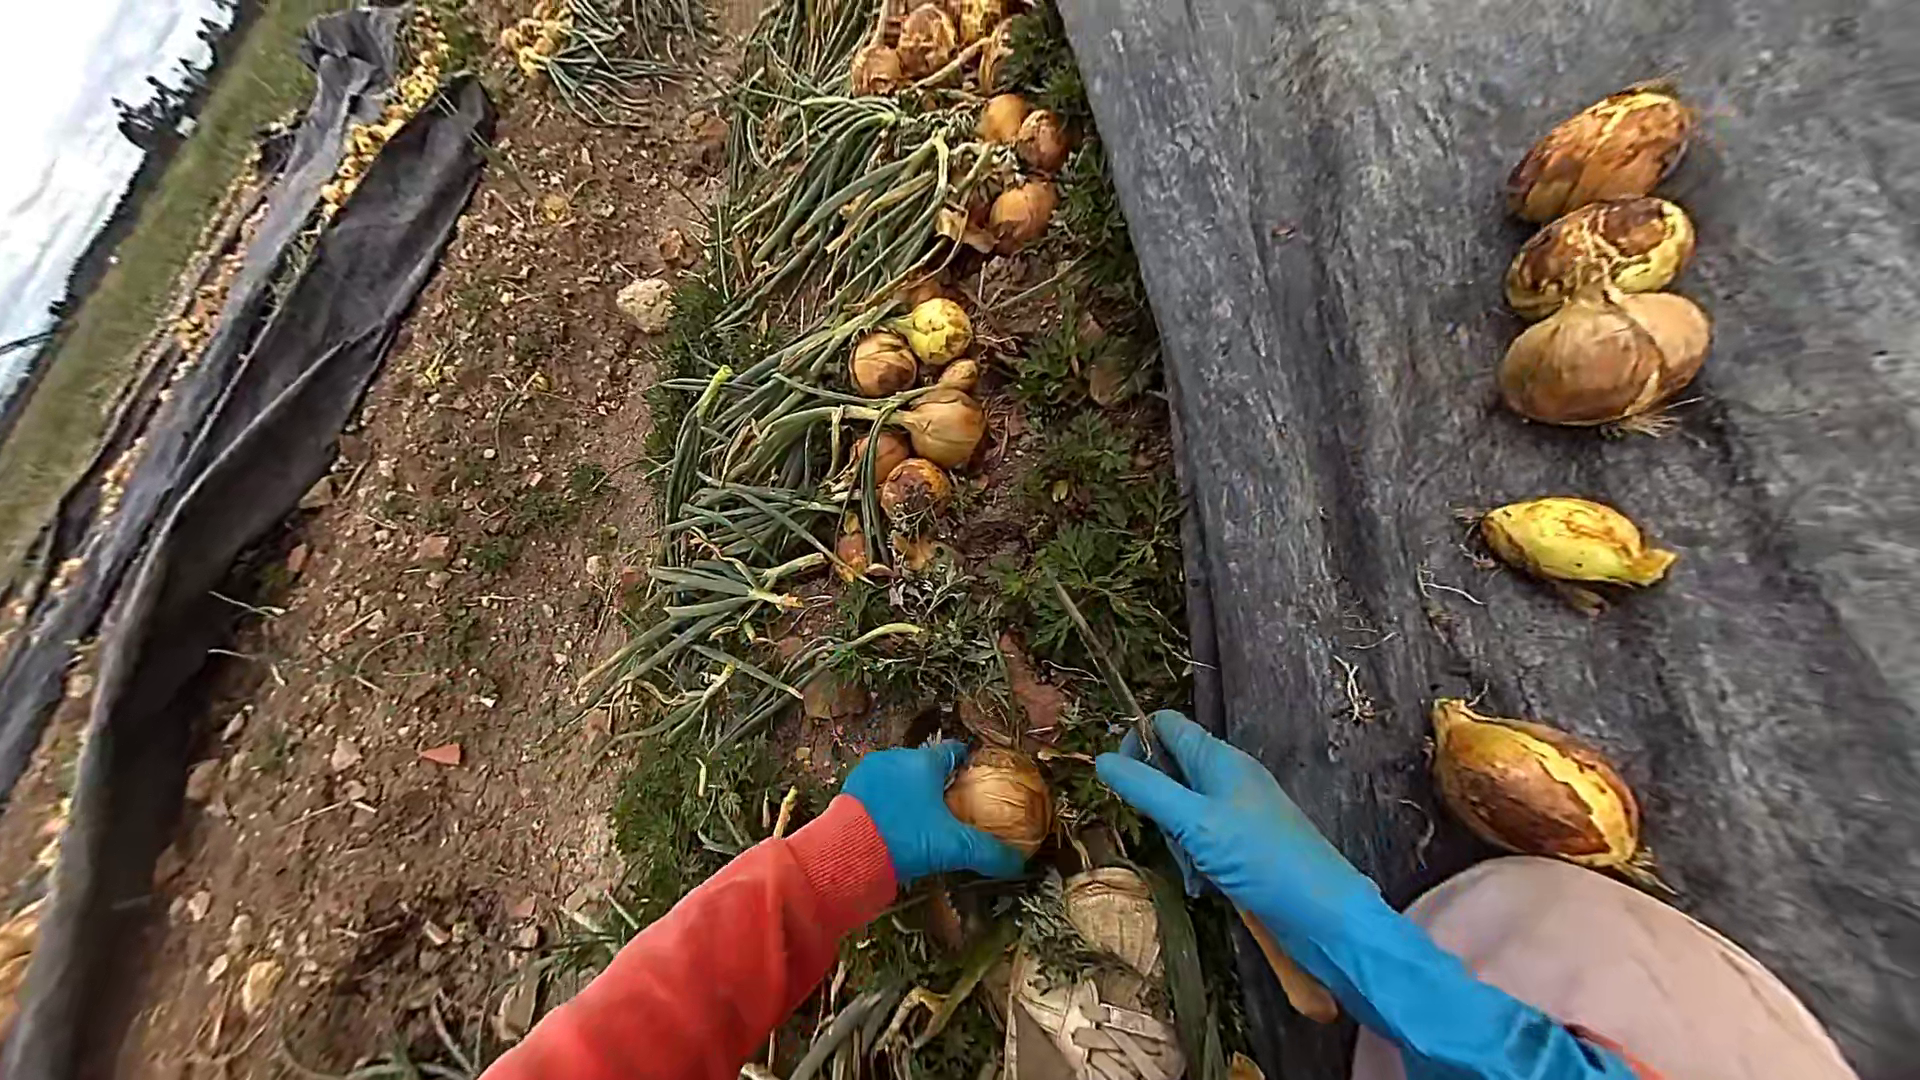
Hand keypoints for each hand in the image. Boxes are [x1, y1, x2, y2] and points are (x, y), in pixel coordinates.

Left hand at [842, 742, 1026, 886]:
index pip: (954, 750)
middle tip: (947, 804)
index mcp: (925, 762)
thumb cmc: (906, 839)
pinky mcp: (852, 786)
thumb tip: (1017, 863)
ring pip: (900, 774)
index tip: (973, 775)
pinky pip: (878, 787)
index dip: (966, 761)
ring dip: (909, 789)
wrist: (847, 852)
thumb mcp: (952, 847)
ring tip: (917, 816)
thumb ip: (986, 852)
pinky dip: (887, 800)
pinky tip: (891, 822)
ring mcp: (872, 769)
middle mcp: (898, 756)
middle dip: (937, 780)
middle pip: (926, 763)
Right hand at [1097, 712, 1634, 1079]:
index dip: (1137, 741)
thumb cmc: (1262, 860)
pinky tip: (1203, 882)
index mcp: (1218, 757)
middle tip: (1165, 832)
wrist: (1332, 922)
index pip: (1164, 724)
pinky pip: (1203, 832)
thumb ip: (1145, 788)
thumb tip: (1101, 760)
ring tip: (1191, 866)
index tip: (1124, 780)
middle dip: (1155, 798)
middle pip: (1170, 765)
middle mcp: (1227, 775)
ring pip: (1183, 804)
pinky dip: (1195, 853)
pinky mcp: (1247, 840)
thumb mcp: (1193, 823)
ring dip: (1175, 833)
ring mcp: (1238, 809)